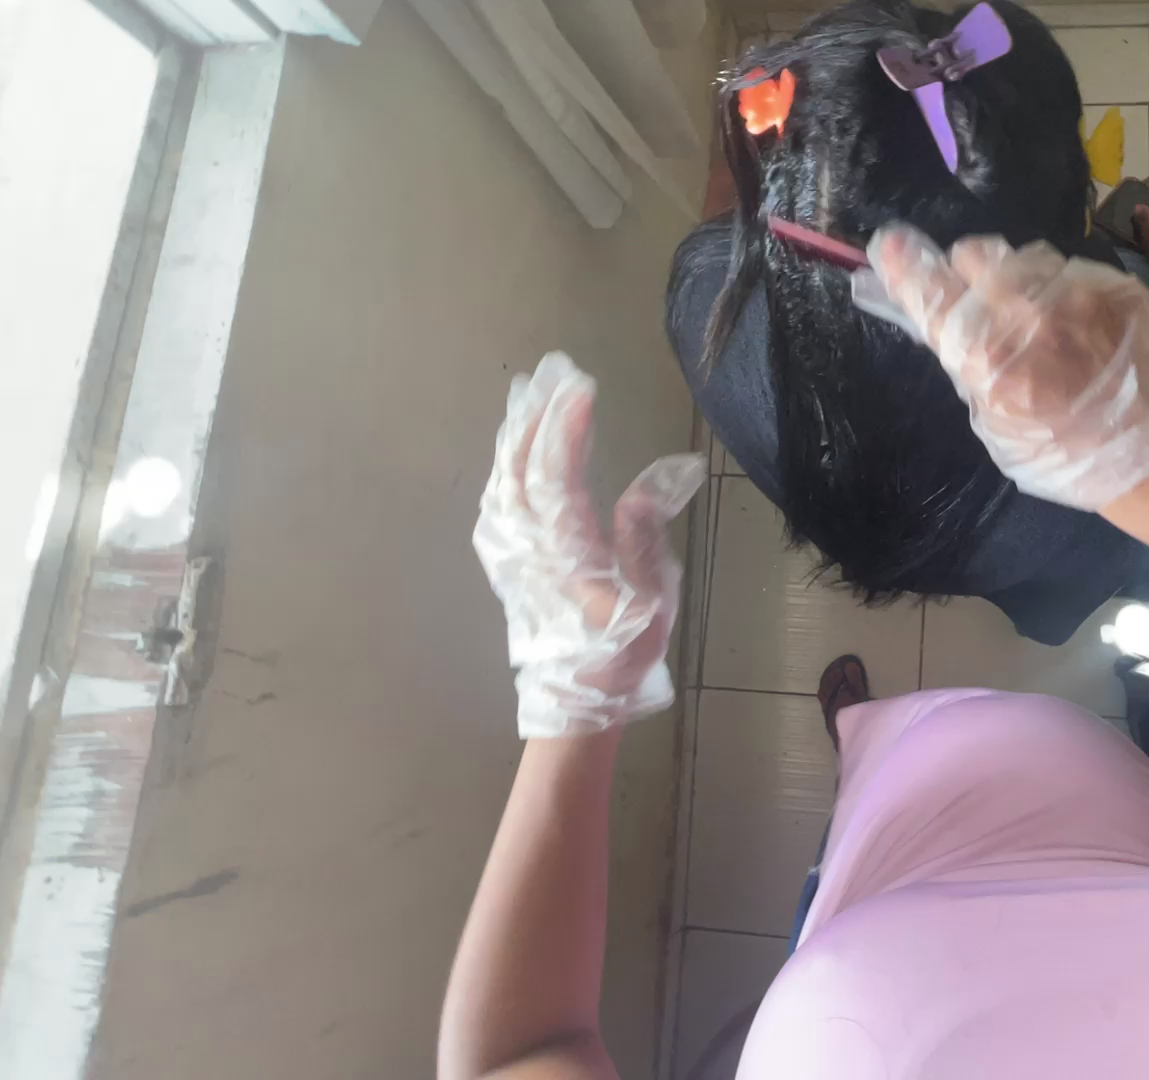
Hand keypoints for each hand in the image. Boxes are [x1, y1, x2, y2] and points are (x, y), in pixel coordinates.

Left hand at [473, 353, 704, 737]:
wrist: (574, 698)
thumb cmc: (621, 651)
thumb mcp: (652, 601)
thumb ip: (645, 539)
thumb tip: (652, 482)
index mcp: (567, 554)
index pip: (558, 476)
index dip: (567, 428)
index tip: (583, 387)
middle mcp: (528, 547)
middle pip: (520, 468)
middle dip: (536, 415)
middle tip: (554, 372)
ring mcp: (509, 554)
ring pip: (501, 481)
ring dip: (516, 435)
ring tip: (530, 396)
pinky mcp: (505, 561)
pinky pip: (495, 502)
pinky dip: (504, 466)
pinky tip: (512, 452)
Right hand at [859, 224, 1148, 510]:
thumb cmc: (1064, 459)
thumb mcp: (997, 426)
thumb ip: (969, 369)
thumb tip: (944, 327)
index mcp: (989, 357)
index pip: (931, 292)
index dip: (904, 266)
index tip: (890, 246)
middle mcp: (1028, 311)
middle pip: (974, 254)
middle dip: (968, 274)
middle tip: (981, 303)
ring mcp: (1078, 291)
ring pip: (1023, 256)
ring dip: (1016, 279)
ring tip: (1036, 317)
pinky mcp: (1118, 283)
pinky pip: (1071, 268)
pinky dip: (1061, 289)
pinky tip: (1076, 323)